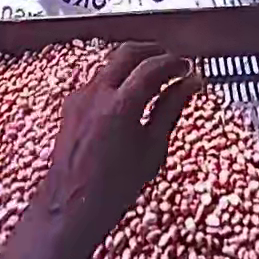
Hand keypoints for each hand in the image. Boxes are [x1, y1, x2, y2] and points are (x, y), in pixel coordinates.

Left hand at [34, 44, 203, 248]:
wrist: (70, 207)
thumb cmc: (114, 188)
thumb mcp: (152, 150)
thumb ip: (170, 110)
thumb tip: (189, 85)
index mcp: (121, 106)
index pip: (152, 67)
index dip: (174, 63)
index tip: (188, 67)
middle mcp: (97, 93)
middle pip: (128, 52)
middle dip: (153, 51)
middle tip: (172, 60)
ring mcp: (81, 96)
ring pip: (111, 63)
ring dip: (135, 62)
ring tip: (155, 75)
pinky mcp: (72, 103)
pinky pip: (99, 79)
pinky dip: (118, 77)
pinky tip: (130, 93)